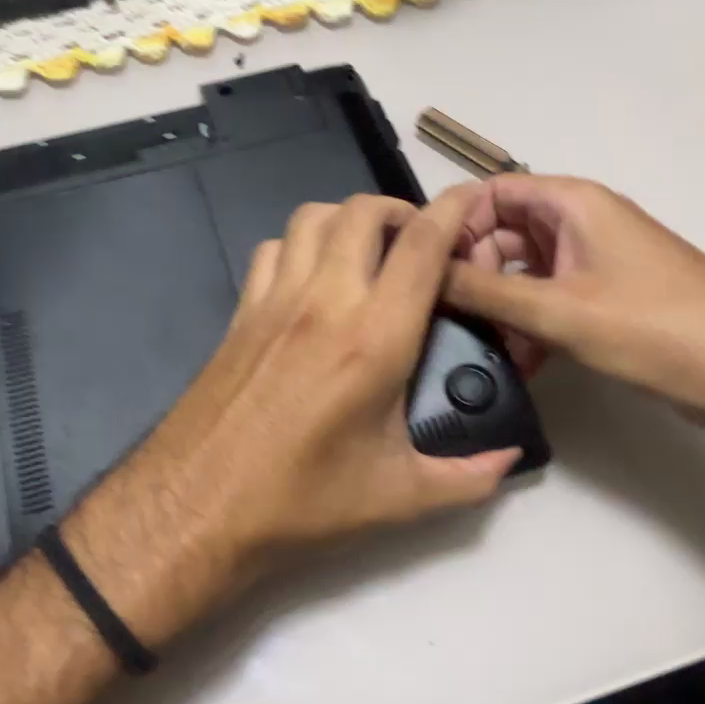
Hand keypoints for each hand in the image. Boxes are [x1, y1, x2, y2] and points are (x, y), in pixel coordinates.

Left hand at [132, 188, 522, 562]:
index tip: (473, 198)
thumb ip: (467, 477)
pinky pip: (271, 250)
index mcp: (373, 339)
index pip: (421, 248)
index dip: (453, 210)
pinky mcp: (240, 313)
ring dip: (347, 219)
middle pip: (362, 212)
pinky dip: (298, 244)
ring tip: (369, 250)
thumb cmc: (299, 502)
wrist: (196, 505)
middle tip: (421, 243)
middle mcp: (323, 301)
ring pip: (311, 218)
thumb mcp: (397, 498)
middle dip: (400, 210)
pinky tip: (311, 277)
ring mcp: (274, 301)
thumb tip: (507, 460)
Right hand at [444, 175, 704, 442]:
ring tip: (487, 348)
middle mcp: (580, 220)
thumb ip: (482, 291)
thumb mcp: (555, 310)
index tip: (428, 271)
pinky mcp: (606, 295)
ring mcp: (595, 259)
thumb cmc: (650, 328)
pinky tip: (520, 364)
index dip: (453, 225)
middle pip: (501, 232)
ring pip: (522, 271)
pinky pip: (548, 297)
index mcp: (571, 202)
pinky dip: (528, 324)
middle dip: (474, 274)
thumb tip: (422, 275)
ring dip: (500, 306)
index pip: (488, 192)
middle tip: (456, 318)